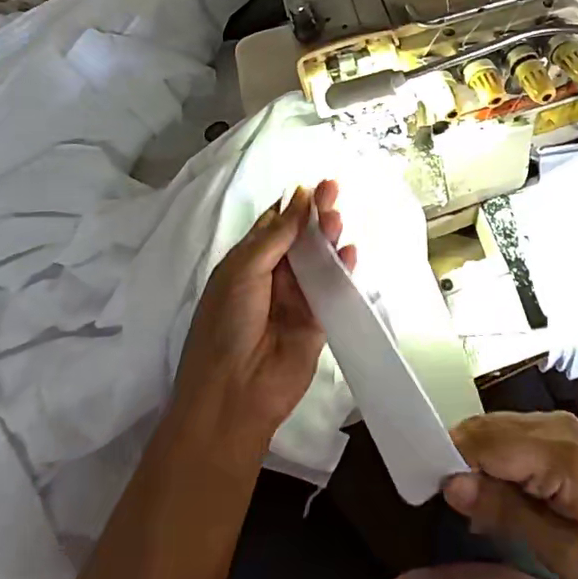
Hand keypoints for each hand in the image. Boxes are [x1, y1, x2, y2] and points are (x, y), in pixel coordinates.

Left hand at [172, 181, 355, 451]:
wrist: (234, 392)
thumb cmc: (227, 324)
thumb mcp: (242, 270)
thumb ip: (277, 235)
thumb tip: (300, 196)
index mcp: (247, 262)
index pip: (274, 224)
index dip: (293, 204)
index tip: (313, 185)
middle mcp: (273, 276)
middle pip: (300, 237)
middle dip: (316, 213)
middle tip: (334, 189)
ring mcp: (297, 298)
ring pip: (319, 259)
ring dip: (329, 237)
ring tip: (338, 219)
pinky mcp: (318, 320)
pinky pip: (334, 289)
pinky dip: (344, 270)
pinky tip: (351, 252)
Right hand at [443, 412, 577, 578]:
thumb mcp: (562, 552)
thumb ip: (504, 509)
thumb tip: (450, 483)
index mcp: (558, 449)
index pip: (483, 439)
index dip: (452, 461)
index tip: (430, 490)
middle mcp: (557, 425)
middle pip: (487, 428)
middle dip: (463, 460)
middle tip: (454, 505)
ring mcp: (563, 429)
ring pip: (498, 430)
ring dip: (480, 461)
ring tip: (475, 507)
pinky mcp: (567, 441)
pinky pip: (516, 438)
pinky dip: (499, 461)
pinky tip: (499, 495)